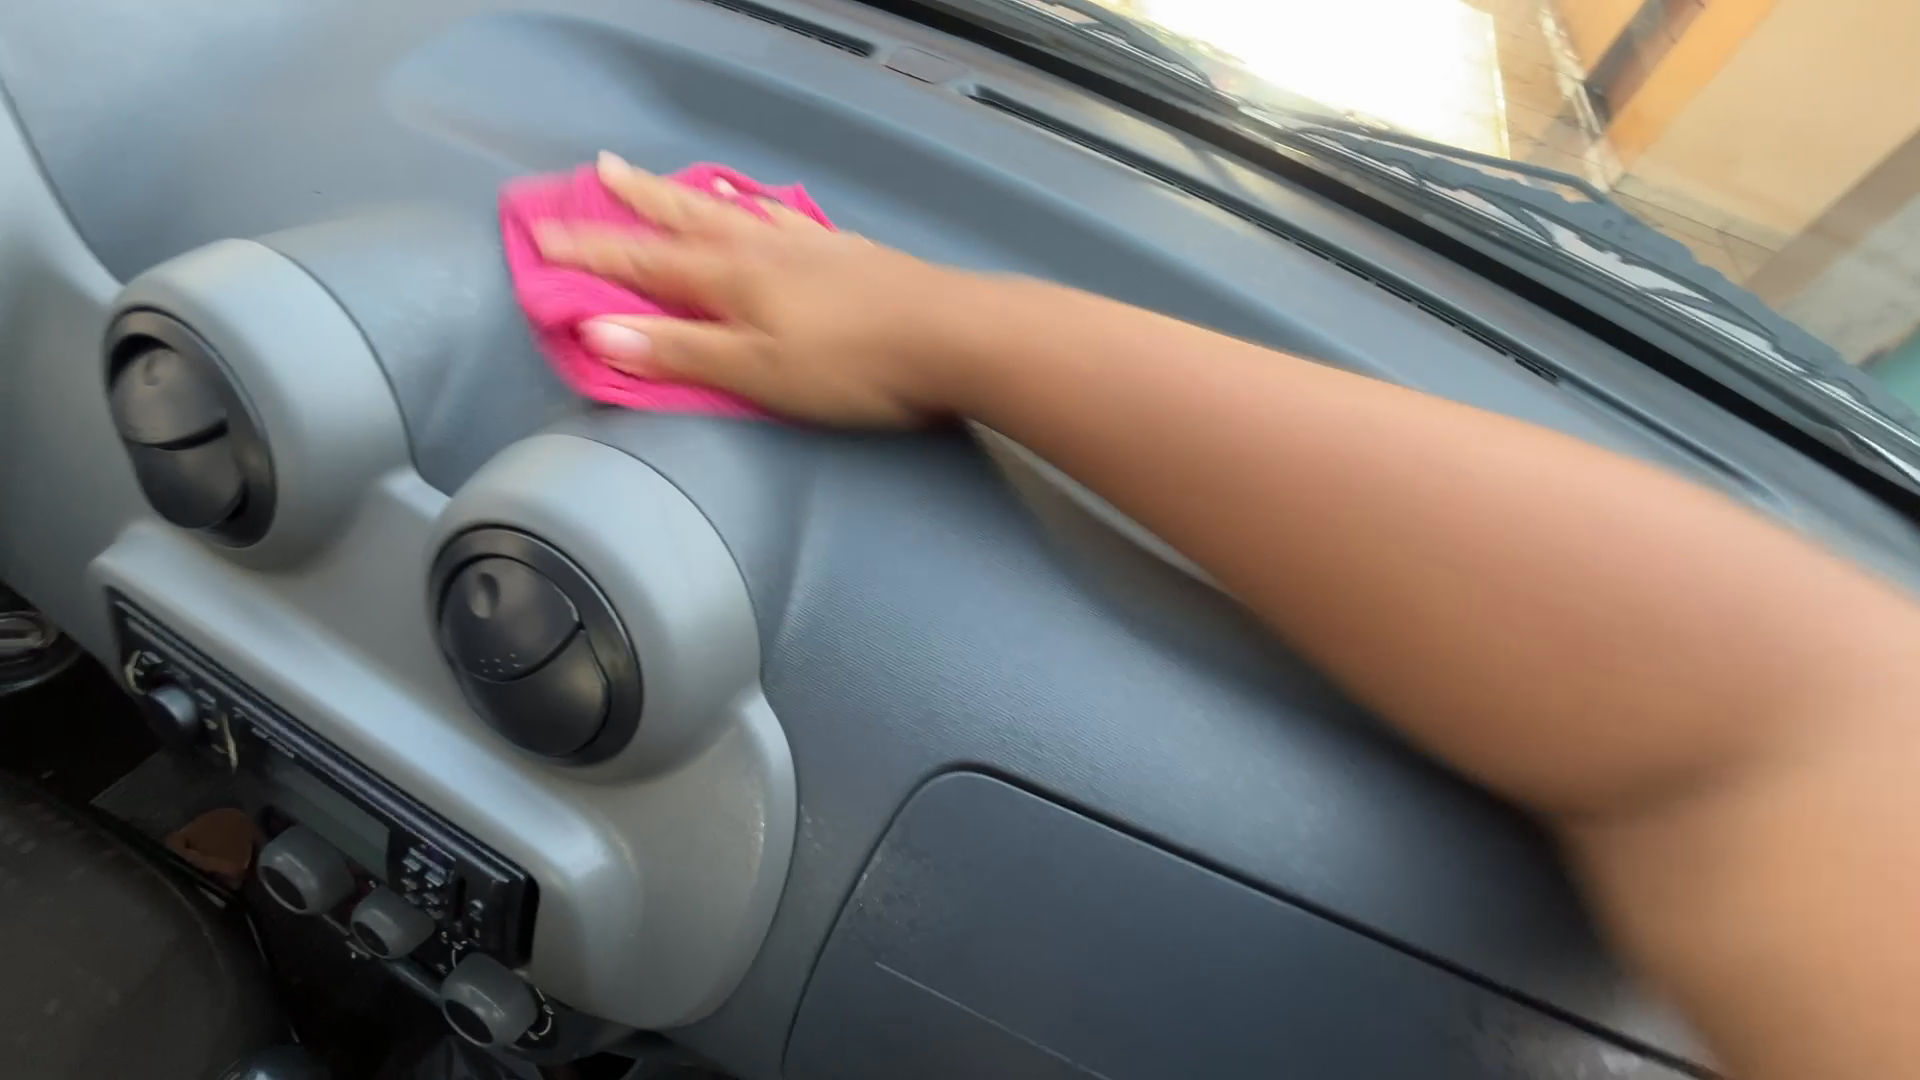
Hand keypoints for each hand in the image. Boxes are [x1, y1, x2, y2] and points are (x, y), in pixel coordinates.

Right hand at [535, 152, 972, 426]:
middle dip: (641, 200)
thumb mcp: (758, 372)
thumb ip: (682, 352)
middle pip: (691, 218)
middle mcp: (766, 250)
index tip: (542, 230)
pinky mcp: (855, 255)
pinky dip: (766, 210)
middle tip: (603, 168)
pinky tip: (772, 210)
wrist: (952, 338)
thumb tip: (596, 328)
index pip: (645, 260)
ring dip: (700, 196)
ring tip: (676, 178)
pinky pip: (793, 222)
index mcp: (733, 279)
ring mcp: (814, 247)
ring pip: (741, 212)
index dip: (592, 250)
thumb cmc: (852, 366)